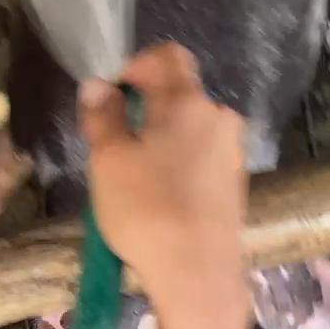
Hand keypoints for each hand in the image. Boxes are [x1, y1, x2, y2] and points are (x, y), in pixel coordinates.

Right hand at [77, 43, 251, 328]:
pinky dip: (175, 171)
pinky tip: (158, 204)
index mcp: (186, 102)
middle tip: (113, 150)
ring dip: (159, 146)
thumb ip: (102, 119)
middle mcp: (217, 117)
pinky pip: (197, 162)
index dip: (134, 66)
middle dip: (144, 114)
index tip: (109, 96)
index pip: (166, 57)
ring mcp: (230, 152)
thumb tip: (97, 85)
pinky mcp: (232, 185)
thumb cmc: (145, 210)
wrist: (196, 271)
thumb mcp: (108, 162)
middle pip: (177, 98)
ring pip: (187, 133)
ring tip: (133, 184)